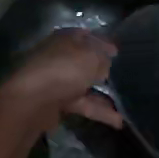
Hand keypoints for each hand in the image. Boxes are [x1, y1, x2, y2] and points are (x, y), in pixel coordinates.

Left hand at [0, 29, 122, 127]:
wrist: (32, 100)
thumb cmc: (64, 70)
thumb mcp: (91, 57)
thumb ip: (102, 57)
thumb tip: (104, 64)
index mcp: (65, 39)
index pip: (86, 36)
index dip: (102, 42)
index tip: (117, 52)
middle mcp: (59, 57)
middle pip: (84, 61)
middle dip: (102, 68)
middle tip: (122, 75)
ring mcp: (57, 81)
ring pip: (84, 85)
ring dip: (104, 94)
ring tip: (126, 102)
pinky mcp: (57, 102)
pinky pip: (82, 104)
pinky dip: (99, 112)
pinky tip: (118, 122)